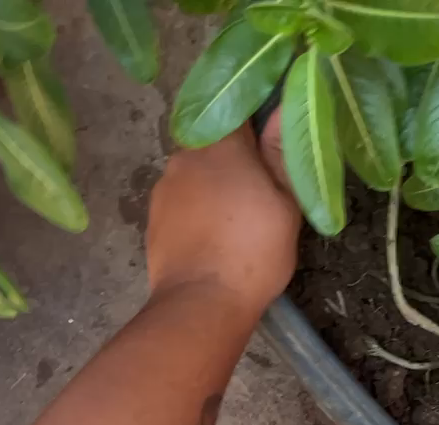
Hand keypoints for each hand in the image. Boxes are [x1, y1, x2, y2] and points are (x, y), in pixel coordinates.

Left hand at [146, 122, 299, 320]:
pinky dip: (196, 212)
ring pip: (195, 174)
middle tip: (257, 192)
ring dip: (212, 188)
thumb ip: (282, 154)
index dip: (254, 119)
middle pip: (213, 144)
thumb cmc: (253, 253)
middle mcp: (185, 155)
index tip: (270, 141)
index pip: (236, 108)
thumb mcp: (285, 206)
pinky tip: (211, 239)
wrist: (201, 303)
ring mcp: (164, 187)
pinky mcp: (153, 218)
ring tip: (233, 223)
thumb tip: (283, 107)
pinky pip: (180, 202)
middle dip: (233, 160)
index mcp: (221, 144)